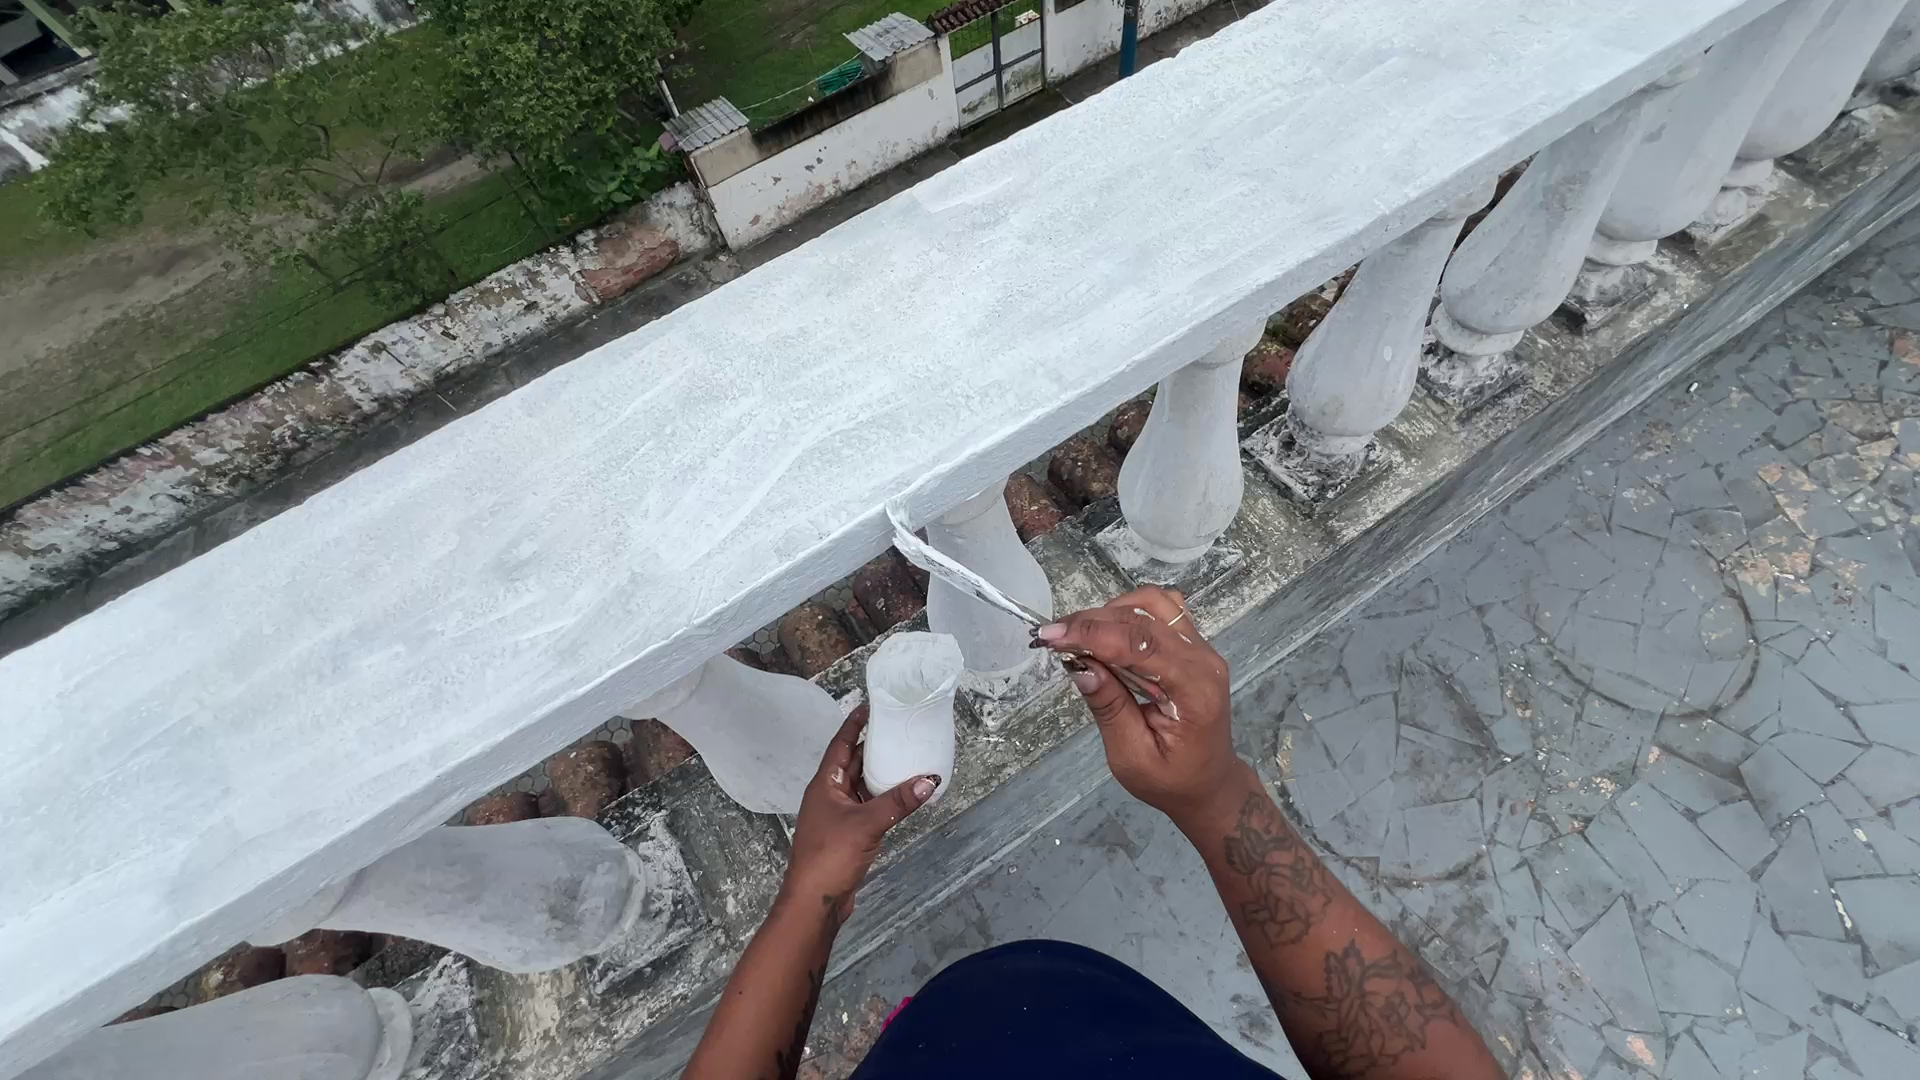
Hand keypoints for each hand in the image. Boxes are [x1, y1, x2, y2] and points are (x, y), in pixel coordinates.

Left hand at [782, 706, 939, 920]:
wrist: (814, 904)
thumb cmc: (830, 856)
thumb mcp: (866, 824)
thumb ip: (898, 802)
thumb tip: (929, 780)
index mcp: (825, 784)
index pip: (840, 744)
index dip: (853, 724)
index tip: (870, 706)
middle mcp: (829, 795)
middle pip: (852, 762)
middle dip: (871, 746)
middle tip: (897, 729)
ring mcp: (837, 815)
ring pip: (860, 785)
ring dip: (879, 773)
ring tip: (905, 756)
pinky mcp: (847, 833)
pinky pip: (867, 805)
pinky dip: (882, 797)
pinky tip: (901, 795)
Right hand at [1036, 586, 1247, 826]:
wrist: (1209, 784)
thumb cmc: (1170, 780)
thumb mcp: (1131, 756)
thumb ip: (1109, 708)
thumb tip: (1079, 666)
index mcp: (1193, 691)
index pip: (1139, 645)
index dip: (1091, 634)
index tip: (1050, 637)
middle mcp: (1203, 660)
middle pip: (1141, 620)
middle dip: (1090, 623)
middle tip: (1051, 637)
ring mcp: (1202, 648)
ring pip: (1152, 604)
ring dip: (1109, 613)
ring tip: (1078, 636)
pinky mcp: (1194, 644)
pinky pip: (1162, 609)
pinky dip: (1130, 611)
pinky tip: (1109, 631)